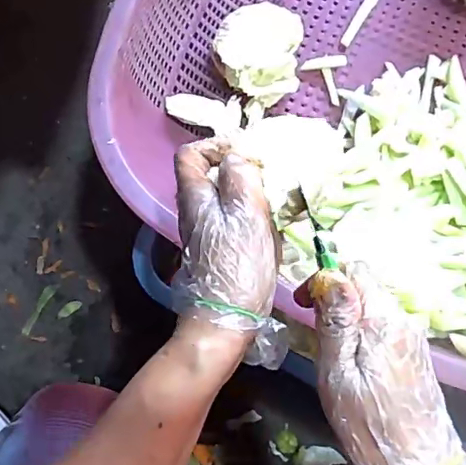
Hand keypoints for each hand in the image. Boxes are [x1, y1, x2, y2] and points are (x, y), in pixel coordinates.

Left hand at [172, 138, 277, 326]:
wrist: (225, 320)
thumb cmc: (237, 267)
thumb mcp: (246, 215)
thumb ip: (241, 178)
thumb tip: (237, 156)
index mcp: (194, 197)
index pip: (189, 155)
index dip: (215, 144)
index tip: (246, 151)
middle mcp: (193, 212)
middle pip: (209, 175)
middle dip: (239, 169)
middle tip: (269, 176)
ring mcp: (204, 232)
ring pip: (224, 198)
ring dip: (249, 194)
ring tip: (276, 201)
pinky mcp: (216, 250)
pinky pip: (232, 220)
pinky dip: (251, 216)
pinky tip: (271, 228)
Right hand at [312, 262, 465, 464]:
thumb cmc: (368, 422)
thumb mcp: (338, 372)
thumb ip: (335, 321)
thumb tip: (330, 275)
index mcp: (384, 320)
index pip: (356, 270)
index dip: (325, 278)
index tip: (303, 304)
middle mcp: (404, 320)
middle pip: (365, 285)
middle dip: (334, 296)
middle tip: (313, 330)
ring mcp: (412, 336)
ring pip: (372, 305)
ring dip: (346, 315)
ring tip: (329, 349)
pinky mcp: (413, 352)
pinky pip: (382, 324)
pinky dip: (361, 330)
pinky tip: (351, 359)